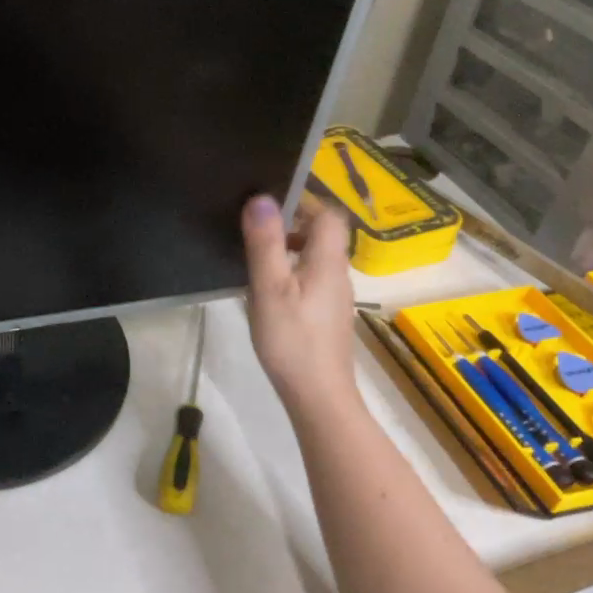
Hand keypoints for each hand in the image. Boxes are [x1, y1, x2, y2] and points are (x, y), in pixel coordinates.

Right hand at [240, 195, 355, 408]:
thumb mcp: (270, 288)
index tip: (270, 204)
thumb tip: (261, 197)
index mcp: (328, 262)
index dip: (304, 202)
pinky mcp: (326, 316)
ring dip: (289, 250)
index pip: (329, 215)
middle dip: (291, 225)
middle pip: (323, 236)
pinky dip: (291, 274)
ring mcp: (335, 297)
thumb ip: (265, 243)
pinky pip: (311, 280)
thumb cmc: (291, 339)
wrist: (317, 395)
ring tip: (255, 259)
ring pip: (315, 259)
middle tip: (254, 230)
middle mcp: (338, 274)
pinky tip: (267, 292)